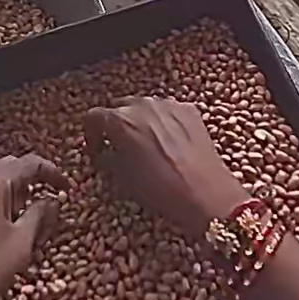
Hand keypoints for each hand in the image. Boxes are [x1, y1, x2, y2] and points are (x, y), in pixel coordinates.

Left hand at [0, 155, 65, 299]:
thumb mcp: (22, 242)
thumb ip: (40, 215)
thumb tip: (52, 202)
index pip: (29, 163)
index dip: (52, 173)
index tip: (67, 188)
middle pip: (9, 168)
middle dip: (32, 180)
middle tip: (50, 199)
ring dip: (15, 192)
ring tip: (31, 216)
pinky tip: (7, 225)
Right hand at [84, 96, 249, 234]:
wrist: (207, 194)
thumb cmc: (163, 190)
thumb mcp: (124, 178)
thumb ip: (108, 157)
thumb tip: (103, 152)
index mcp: (122, 121)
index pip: (94, 117)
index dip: (91, 134)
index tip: (96, 147)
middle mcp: (144, 105)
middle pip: (120, 108)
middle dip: (116, 125)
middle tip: (119, 147)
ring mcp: (169, 105)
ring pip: (145, 107)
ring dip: (140, 121)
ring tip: (146, 145)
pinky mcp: (190, 110)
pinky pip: (168, 111)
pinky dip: (163, 121)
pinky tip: (168, 142)